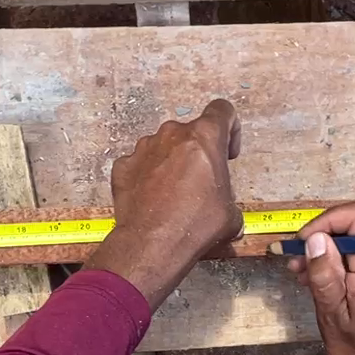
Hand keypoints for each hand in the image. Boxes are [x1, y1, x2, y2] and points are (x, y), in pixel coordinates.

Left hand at [85, 99, 242, 308]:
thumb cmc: (195, 225)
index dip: (230, 130)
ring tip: (174, 195)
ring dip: (171, 164)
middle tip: (201, 183)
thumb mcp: (231, 214)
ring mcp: (144, 148)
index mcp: (205, 137)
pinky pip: (140, 165)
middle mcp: (172, 134)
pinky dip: (147, 178)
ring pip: (163, 147)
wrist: (152, 244)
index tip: (227, 154)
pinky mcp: (123, 165)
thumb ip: (229, 198)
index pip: (223, 110)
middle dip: (197, 153)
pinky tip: (152, 201)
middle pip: (190, 133)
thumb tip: (227, 213)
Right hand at [286, 202, 354, 354]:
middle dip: (323, 232)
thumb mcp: (332, 313)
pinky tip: (318, 278)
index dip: (326, 220)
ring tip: (301, 272)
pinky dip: (337, 256)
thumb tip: (315, 237)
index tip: (303, 243)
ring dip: (327, 245)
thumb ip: (324, 273)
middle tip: (297, 258)